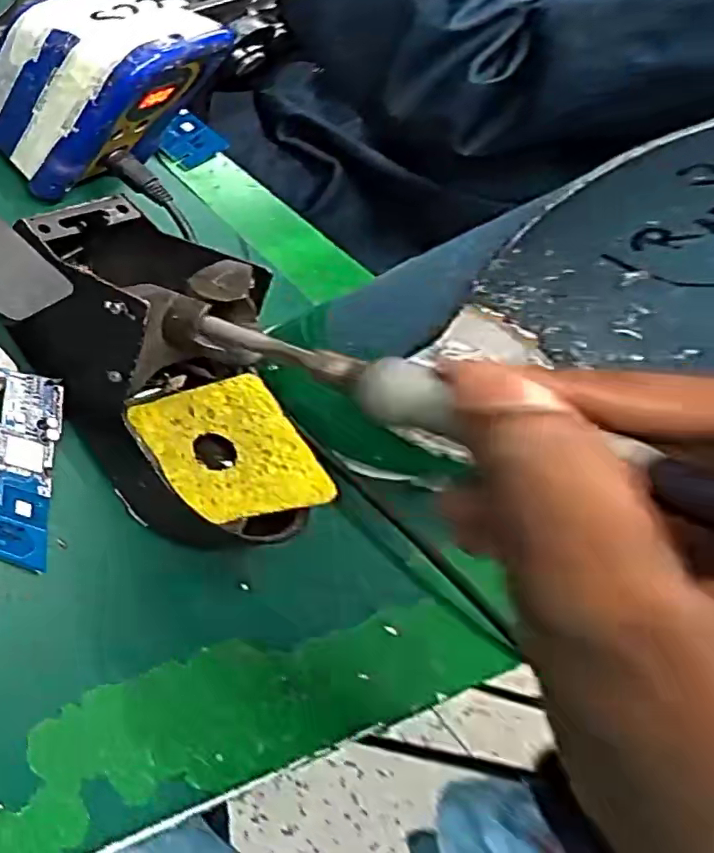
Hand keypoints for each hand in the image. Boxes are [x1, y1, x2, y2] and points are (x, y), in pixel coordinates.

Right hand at [440, 363, 713, 852]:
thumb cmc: (691, 764)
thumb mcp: (606, 619)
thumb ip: (547, 488)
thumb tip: (481, 383)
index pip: (711, 410)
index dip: (581, 392)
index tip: (458, 392)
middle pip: (689, 448)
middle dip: (558, 451)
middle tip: (458, 471)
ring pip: (673, 489)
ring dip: (560, 490)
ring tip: (476, 519)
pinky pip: (675, 530)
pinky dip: (589, 527)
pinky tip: (530, 547)